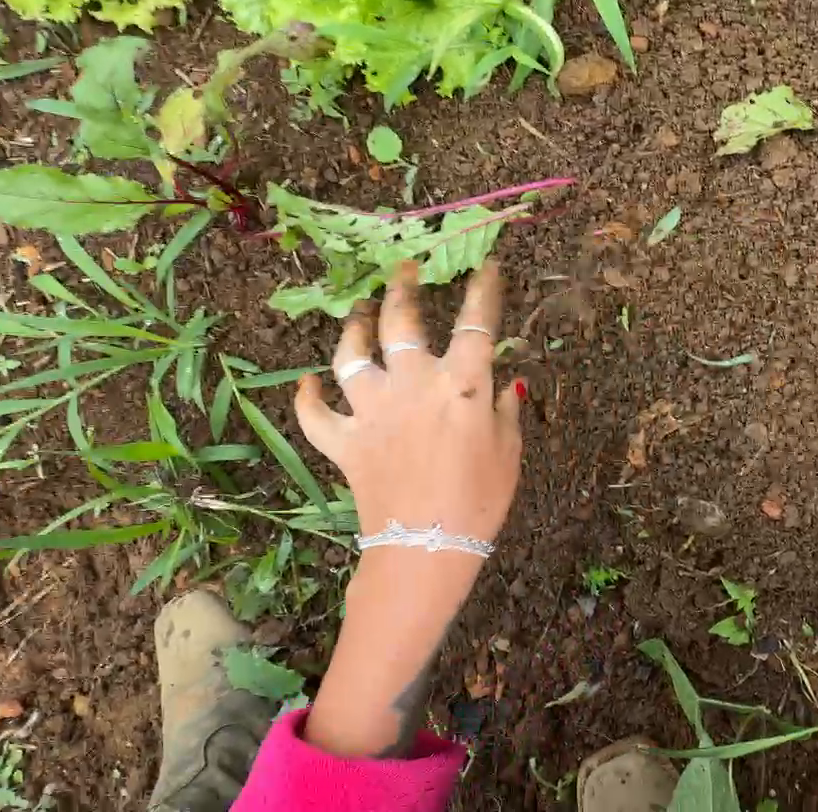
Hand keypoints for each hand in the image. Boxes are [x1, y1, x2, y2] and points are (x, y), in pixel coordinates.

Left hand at [291, 260, 523, 757]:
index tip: (487, 267)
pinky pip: (316, 415)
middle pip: (403, 322)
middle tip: (405, 270)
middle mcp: (413, 385)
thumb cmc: (481, 500)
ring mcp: (373, 411)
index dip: (483, 290)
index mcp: (462, 384)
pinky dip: (309, 398)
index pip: (477, 323)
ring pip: (352, 356)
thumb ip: (505, 411)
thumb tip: (505, 385)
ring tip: (358, 311)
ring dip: (353, 329)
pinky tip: (308, 383)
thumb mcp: (509, 452)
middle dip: (404, 289)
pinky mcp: (345, 442)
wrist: (426, 549)